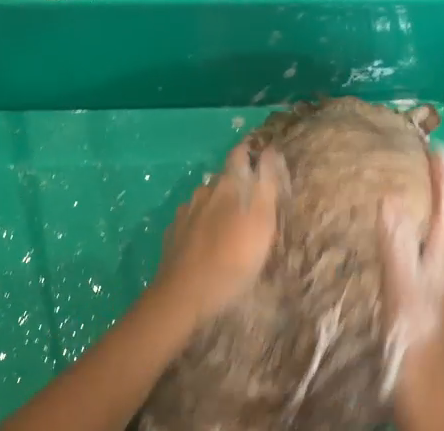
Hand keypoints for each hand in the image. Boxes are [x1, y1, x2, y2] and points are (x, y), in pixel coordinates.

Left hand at [153, 143, 285, 321]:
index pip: (239, 154)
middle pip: (223, 178)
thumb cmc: (234, 259)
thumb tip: (269, 150)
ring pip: (206, 199)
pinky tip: (207, 242)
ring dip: (219, 206)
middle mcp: (204, 190)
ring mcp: (186, 211)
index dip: (251, 153)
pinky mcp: (174, 232)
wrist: (185, 293)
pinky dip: (202, 225)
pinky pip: (192, 220)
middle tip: (252, 205)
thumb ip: (266, 184)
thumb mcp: (263, 222)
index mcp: (228, 184)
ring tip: (230, 227)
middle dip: (237, 185)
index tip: (263, 159)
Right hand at [379, 145, 443, 406]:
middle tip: (429, 157)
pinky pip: (433, 246)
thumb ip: (396, 246)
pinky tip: (410, 231)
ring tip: (422, 183)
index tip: (433, 146)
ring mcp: (441, 283)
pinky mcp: (431, 296)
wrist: (424, 397)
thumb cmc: (413, 344)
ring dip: (438, 204)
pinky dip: (427, 226)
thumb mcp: (401, 292)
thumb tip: (389, 196)